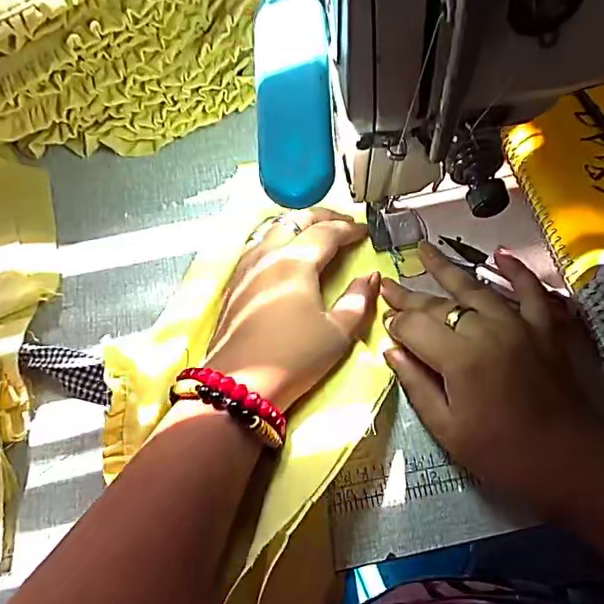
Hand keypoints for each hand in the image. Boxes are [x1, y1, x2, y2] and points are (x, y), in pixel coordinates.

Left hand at [203, 208, 380, 411]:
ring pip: (272, 231)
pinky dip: (277, 240)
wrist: (239, 386)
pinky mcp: (234, 286)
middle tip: (341, 222)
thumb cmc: (294, 358)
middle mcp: (268, 256)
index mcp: (296, 262)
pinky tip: (282, 255)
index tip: (364, 232)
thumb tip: (370, 279)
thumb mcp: (337, 333)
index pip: (326, 232)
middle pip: (295, 221)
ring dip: (296, 225)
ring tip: (312, 232)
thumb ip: (358, 301)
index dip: (348, 229)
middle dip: (321, 217)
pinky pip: (257, 247)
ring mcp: (246, 269)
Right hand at [380, 245, 603, 516]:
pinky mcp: (544, 328)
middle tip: (388, 285)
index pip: (415, 327)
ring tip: (426, 251)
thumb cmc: (503, 453)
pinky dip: (515, 270)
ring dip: (449, 270)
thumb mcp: (449, 430)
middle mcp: (487, 329)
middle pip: (440, 306)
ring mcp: (518, 324)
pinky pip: (529, 290)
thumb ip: (417, 386)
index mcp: (459, 357)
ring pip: (477, 289)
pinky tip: (500, 254)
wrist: (568, 458)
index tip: (384, 326)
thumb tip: (391, 352)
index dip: (396, 325)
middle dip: (411, 297)